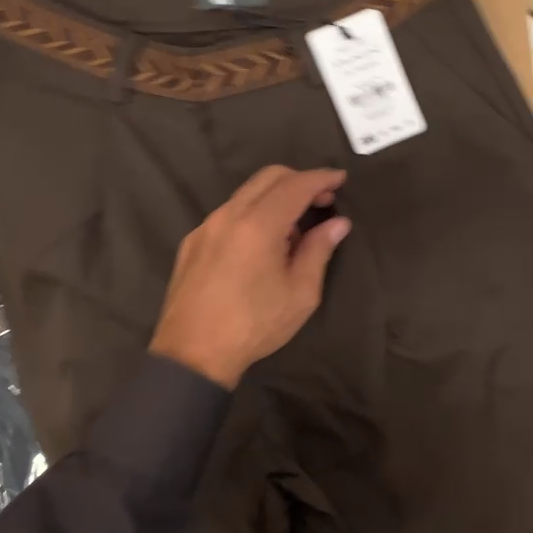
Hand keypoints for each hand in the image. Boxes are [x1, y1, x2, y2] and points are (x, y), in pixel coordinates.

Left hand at [149, 166, 352, 387]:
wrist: (193, 354)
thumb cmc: (254, 325)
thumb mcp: (300, 293)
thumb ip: (319, 251)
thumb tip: (337, 224)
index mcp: (258, 225)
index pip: (295, 185)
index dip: (321, 178)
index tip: (340, 179)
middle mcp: (228, 215)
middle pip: (268, 178)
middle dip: (298, 181)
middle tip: (322, 200)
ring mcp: (206, 227)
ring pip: (245, 195)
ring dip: (274, 199)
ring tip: (294, 230)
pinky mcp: (192, 243)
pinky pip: (228, 215)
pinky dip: (252, 215)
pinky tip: (261, 246)